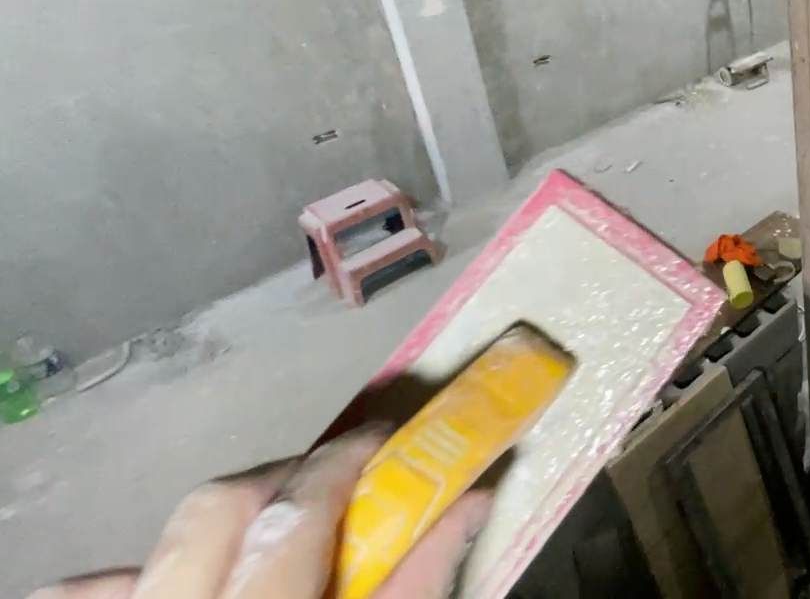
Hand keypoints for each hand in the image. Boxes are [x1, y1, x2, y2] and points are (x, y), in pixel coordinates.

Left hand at [31, 427, 492, 598]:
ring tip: (250, 554)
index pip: (294, 517)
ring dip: (198, 543)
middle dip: (282, 478)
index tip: (384, 440)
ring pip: (120, 565)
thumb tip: (476, 496)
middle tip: (333, 484)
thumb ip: (420, 582)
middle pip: (213, 510)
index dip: (342, 459)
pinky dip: (125, 591)